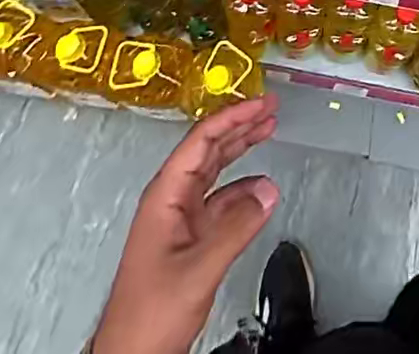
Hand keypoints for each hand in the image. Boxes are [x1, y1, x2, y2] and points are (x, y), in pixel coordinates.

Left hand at [92, 94, 280, 353]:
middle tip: (268, 106)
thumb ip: (235, 228)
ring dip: (241, 148)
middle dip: (239, 124)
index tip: (258, 103)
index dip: (231, 117)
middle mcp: (172, 198)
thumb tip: (267, 191)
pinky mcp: (190, 236)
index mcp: (166, 194)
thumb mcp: (198, 269)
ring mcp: (181, 216)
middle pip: (209, 148)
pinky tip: (262, 187)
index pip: (201, 140)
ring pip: (215, 169)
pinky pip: (221, 199)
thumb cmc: (150, 313)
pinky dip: (243, 188)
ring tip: (267, 129)